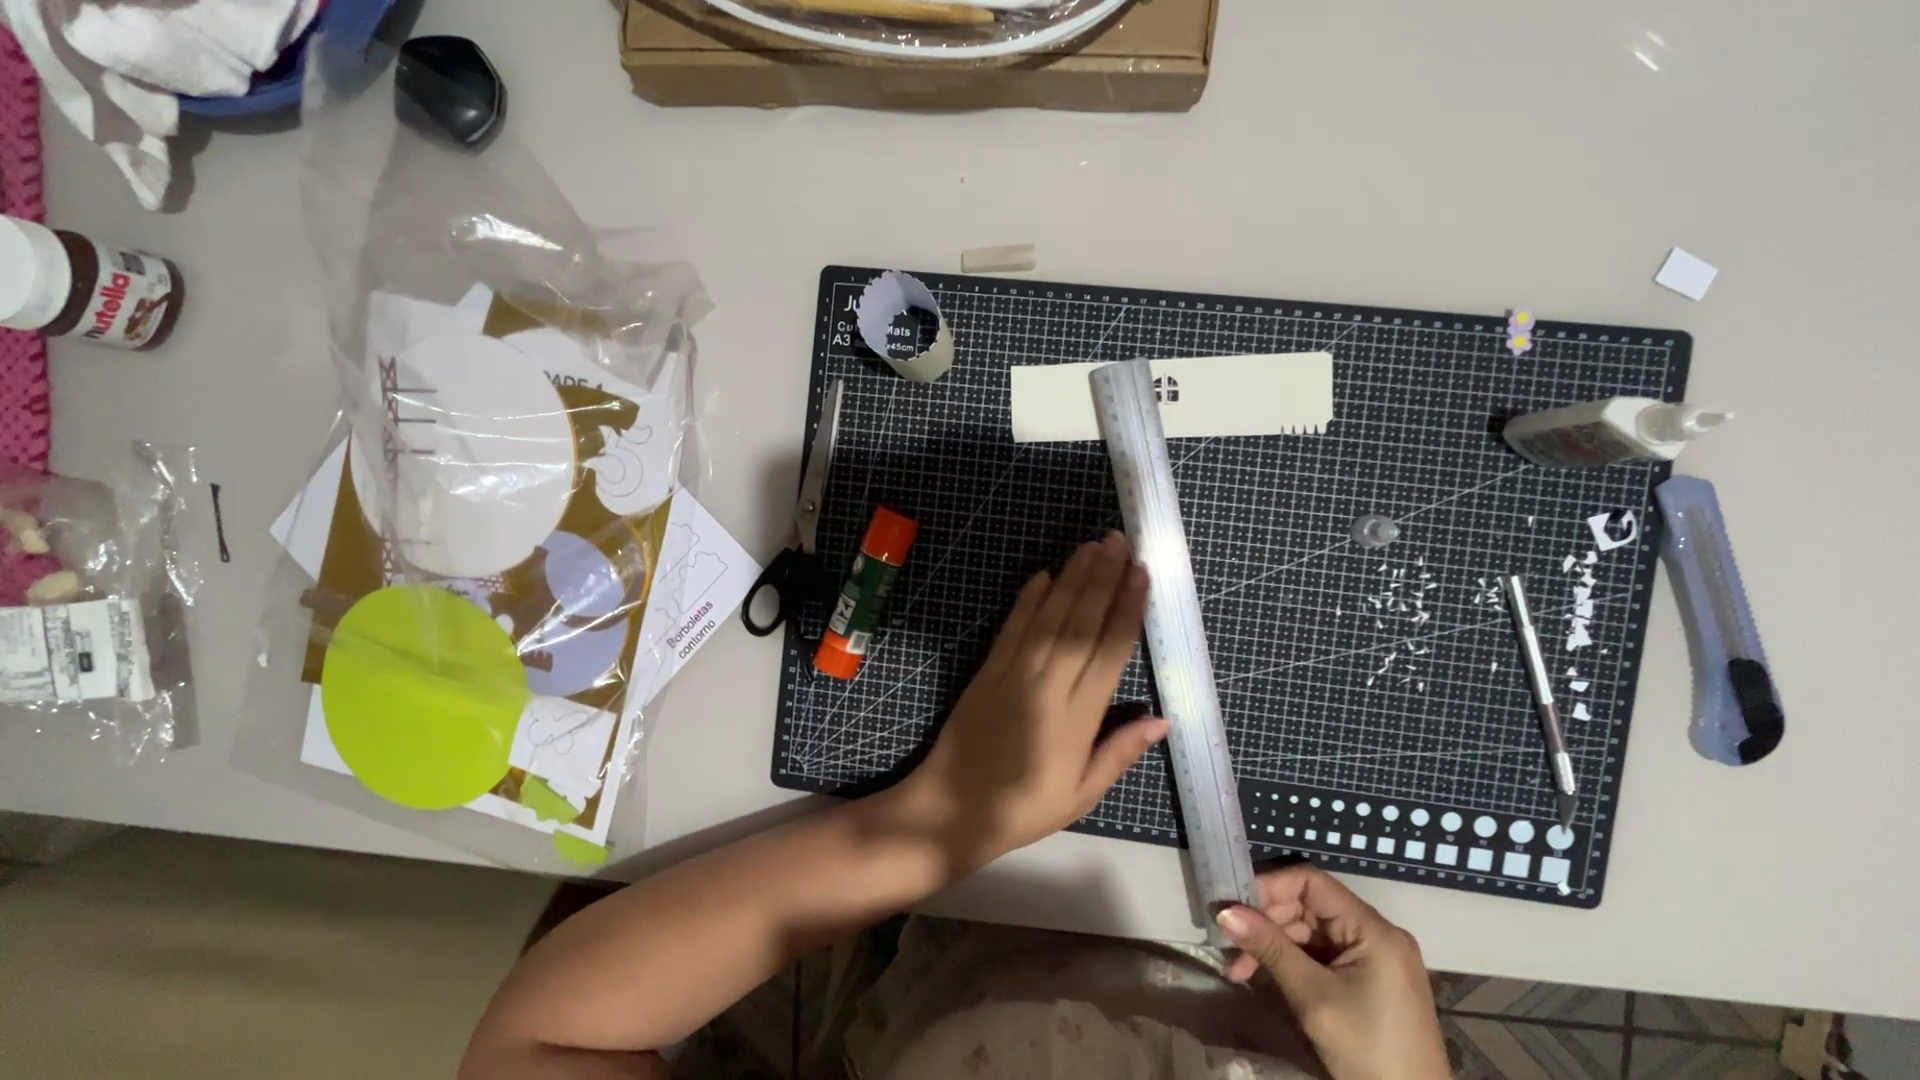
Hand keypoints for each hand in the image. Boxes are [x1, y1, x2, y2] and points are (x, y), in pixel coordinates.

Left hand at [892, 532, 1168, 868]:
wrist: (950, 810)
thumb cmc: (1021, 809)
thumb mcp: (1080, 795)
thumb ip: (1119, 752)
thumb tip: (1161, 718)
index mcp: (1077, 718)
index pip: (1109, 651)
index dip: (1127, 609)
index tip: (1141, 576)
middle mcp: (1047, 686)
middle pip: (1081, 622)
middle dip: (1103, 578)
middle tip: (1120, 542)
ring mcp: (1013, 674)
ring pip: (1049, 617)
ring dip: (1071, 578)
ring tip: (1092, 546)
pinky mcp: (985, 672)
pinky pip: (1011, 629)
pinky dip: (1027, 600)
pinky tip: (1043, 575)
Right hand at [1216, 865, 1450, 1079]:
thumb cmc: (1368, 1052)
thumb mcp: (1312, 997)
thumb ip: (1269, 947)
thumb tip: (1224, 911)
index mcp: (1373, 929)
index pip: (1311, 882)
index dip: (1269, 887)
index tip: (1233, 907)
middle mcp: (1377, 933)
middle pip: (1310, 906)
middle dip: (1267, 922)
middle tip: (1230, 946)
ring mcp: (1376, 958)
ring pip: (1313, 931)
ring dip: (1275, 944)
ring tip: (1240, 971)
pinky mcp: (1372, 980)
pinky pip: (1324, 954)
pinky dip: (1294, 962)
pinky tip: (1267, 977)